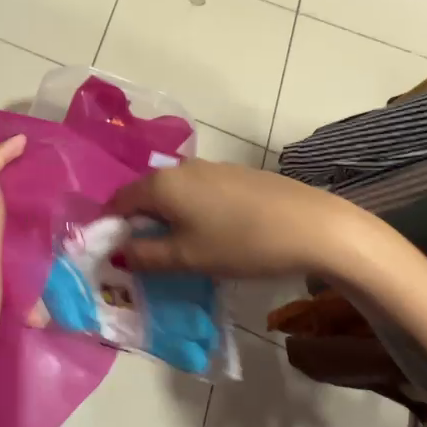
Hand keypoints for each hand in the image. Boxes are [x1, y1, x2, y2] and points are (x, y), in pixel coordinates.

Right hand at [109, 159, 384, 279]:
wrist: (315, 227)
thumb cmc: (241, 244)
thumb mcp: (187, 259)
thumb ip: (145, 256)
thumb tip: (118, 253)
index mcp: (159, 184)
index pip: (117, 202)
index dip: (111, 228)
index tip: (118, 255)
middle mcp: (179, 168)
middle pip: (145, 195)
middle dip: (141, 224)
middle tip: (152, 257)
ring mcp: (210, 168)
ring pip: (175, 194)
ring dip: (170, 219)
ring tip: (187, 249)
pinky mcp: (237, 174)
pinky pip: (200, 193)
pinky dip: (196, 212)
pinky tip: (218, 236)